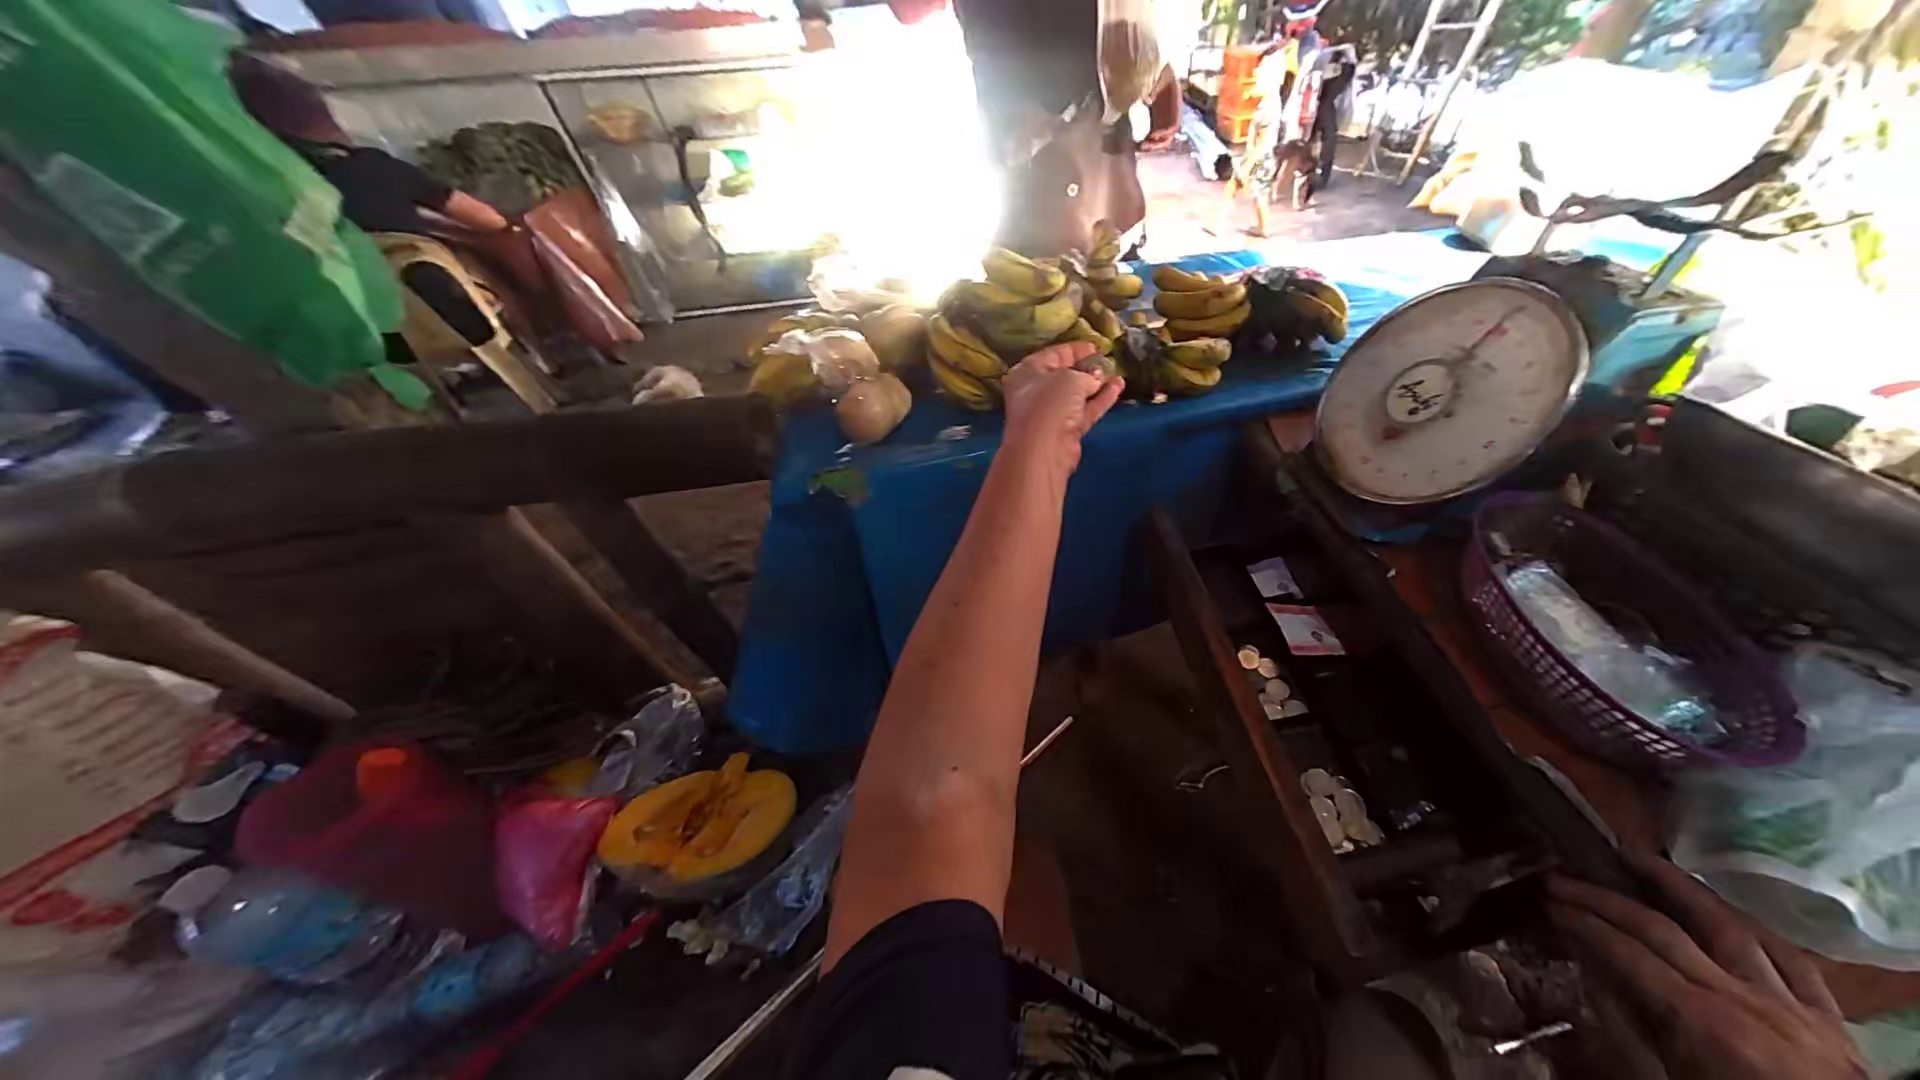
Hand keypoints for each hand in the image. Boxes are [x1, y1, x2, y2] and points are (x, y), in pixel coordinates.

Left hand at [1000, 342, 1122, 480]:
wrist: (1043, 449)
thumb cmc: (1049, 403)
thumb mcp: (1069, 378)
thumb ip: (1085, 374)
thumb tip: (1095, 379)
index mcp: (1027, 372)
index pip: (1053, 354)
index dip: (1074, 349)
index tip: (1095, 345)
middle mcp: (1036, 392)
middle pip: (1064, 376)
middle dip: (1086, 368)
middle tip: (1107, 361)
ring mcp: (1051, 413)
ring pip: (1077, 395)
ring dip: (1098, 385)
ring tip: (1118, 374)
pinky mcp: (1066, 431)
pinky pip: (1086, 410)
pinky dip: (1101, 399)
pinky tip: (1119, 386)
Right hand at [1547, 852, 1866, 1079]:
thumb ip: (1624, 1027)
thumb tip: (1587, 970)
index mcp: (1701, 1022)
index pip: (1624, 951)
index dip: (1580, 921)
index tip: (1547, 901)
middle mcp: (1745, 1000)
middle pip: (1663, 929)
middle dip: (1603, 896)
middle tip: (1562, 876)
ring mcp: (1793, 1006)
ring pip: (1730, 926)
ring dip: (1677, 885)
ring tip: (1638, 857)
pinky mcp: (1830, 1019)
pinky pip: (1792, 960)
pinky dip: (1750, 926)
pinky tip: (1721, 908)